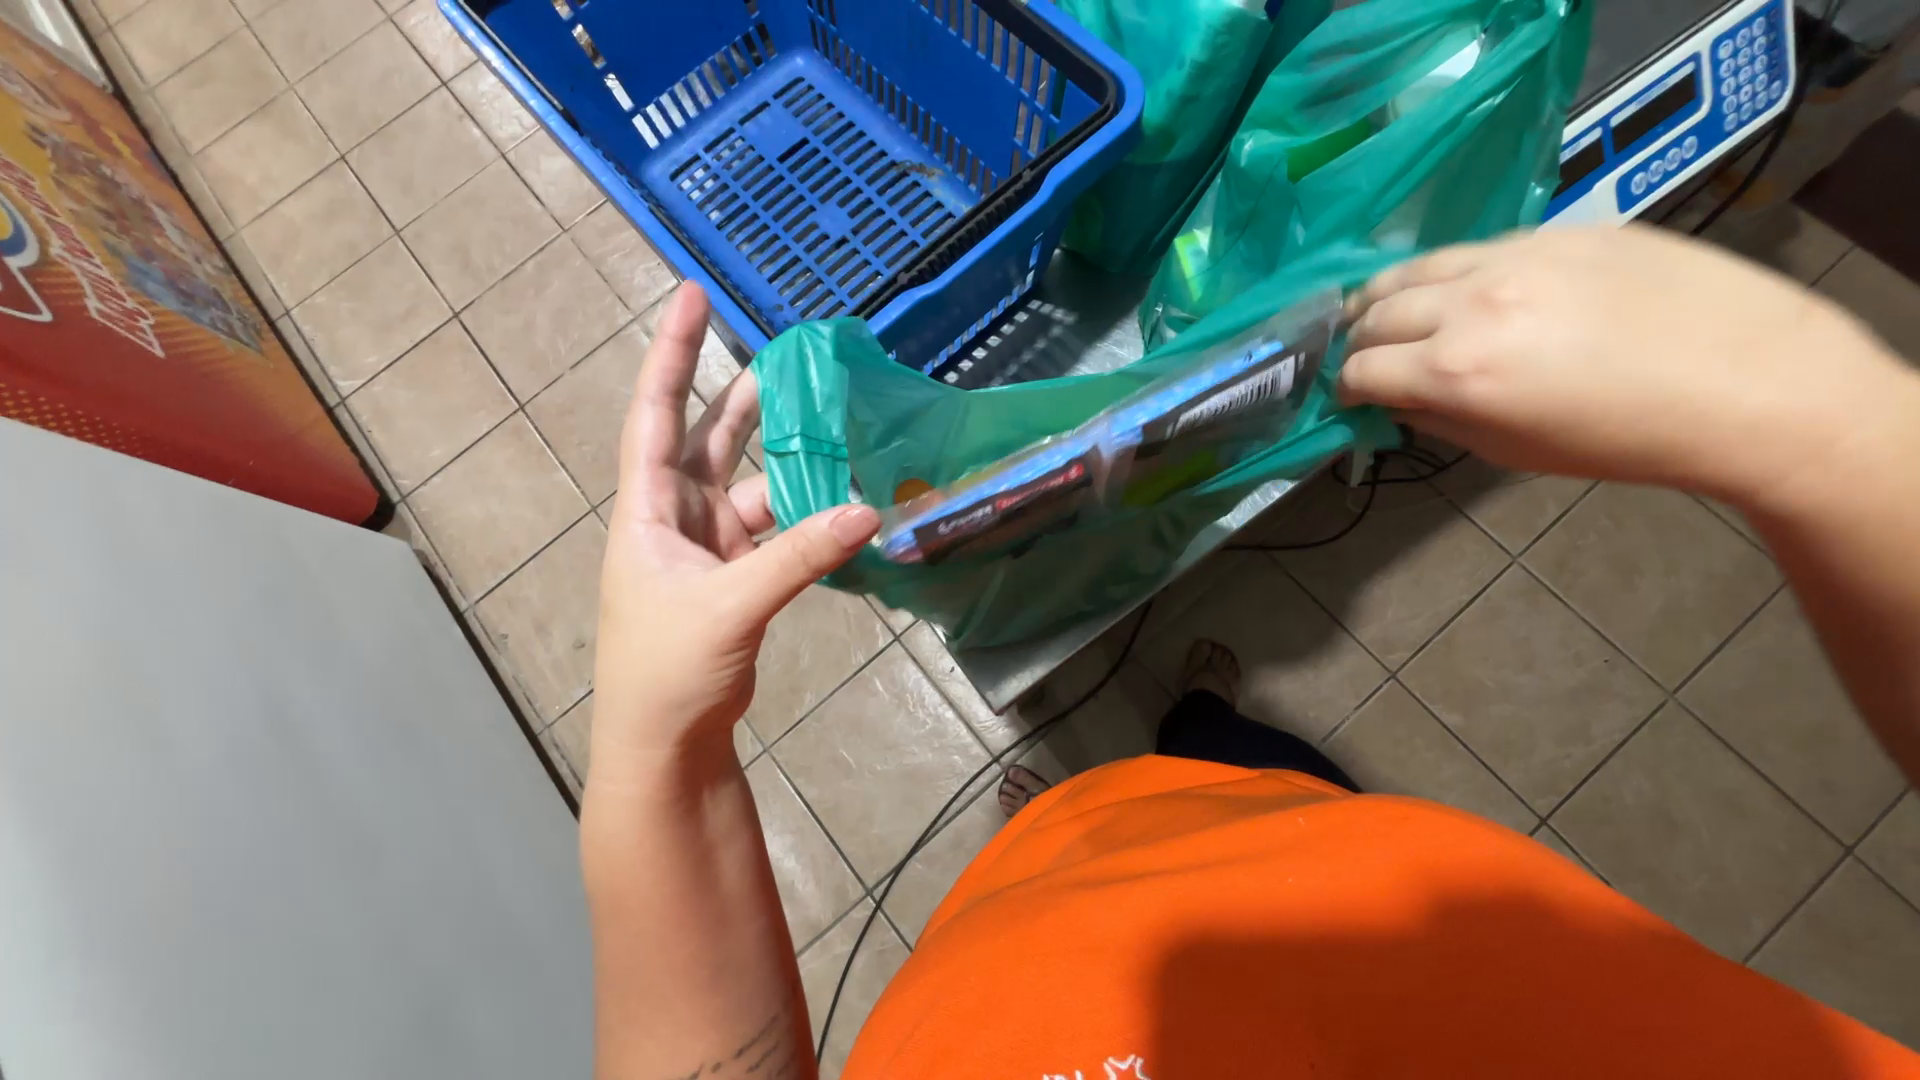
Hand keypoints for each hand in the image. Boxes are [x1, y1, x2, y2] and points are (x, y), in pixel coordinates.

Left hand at [590, 284, 879, 782]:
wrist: (667, 742)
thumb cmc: (668, 668)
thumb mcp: (732, 605)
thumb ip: (800, 557)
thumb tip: (867, 512)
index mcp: (649, 511)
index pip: (655, 414)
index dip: (673, 354)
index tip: (692, 295)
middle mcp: (677, 519)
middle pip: (708, 440)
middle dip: (742, 398)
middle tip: (789, 357)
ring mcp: (710, 550)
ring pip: (755, 489)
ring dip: (793, 469)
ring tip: (842, 439)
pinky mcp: (739, 578)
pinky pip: (777, 532)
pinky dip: (807, 520)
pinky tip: (842, 508)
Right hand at [1338, 225, 1916, 509]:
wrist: (1752, 384)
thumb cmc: (1620, 440)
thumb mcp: (1508, 449)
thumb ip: (1436, 418)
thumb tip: (1395, 398)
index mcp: (1456, 371)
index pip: (1359, 370)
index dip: (1344, 388)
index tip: (1350, 398)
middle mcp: (1472, 303)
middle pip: (1373, 313)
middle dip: (1357, 341)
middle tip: (1364, 357)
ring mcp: (1517, 256)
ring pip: (1413, 266)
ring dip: (1386, 295)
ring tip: (1385, 312)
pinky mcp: (1560, 230)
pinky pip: (1476, 247)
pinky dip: (1449, 273)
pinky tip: (1462, 291)